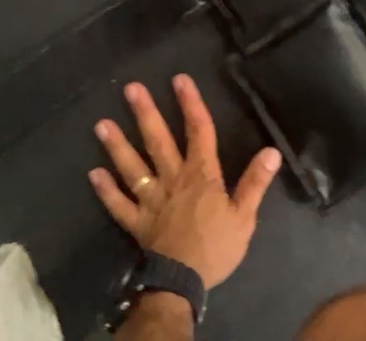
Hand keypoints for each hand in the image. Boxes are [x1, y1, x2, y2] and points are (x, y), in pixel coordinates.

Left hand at [89, 74, 282, 287]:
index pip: (199, 131)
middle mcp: (173, 180)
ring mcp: (150, 201)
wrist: (182, 285)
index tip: (180, 79)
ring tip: (102, 124)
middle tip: (131, 89)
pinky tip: (93, 174)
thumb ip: (255, 182)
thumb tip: (272, 150)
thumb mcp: (244, 216)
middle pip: (159, 141)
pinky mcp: (136, 223)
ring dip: (117, 145)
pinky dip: (106, 190)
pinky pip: (118, 204)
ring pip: (133, 167)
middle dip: (146, 114)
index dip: (191, 104)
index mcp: (201, 175)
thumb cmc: (216, 248)